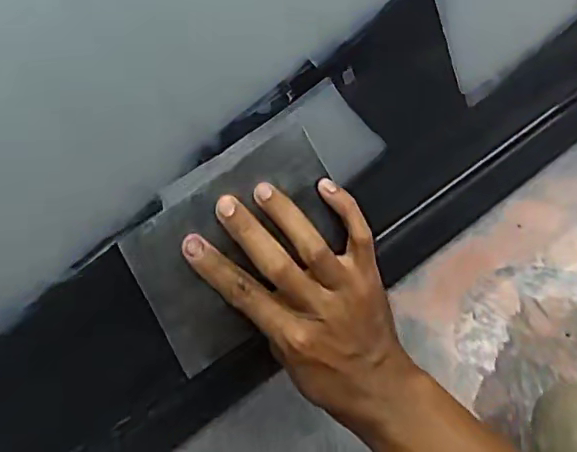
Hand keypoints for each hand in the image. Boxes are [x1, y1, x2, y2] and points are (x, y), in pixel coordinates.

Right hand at [181, 178, 515, 451]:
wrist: (386, 390)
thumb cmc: (328, 378)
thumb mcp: (287, 362)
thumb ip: (267, 319)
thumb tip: (241, 276)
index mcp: (294, 336)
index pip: (246, 296)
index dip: (215, 268)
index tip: (191, 243)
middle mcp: (320, 309)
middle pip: (279, 266)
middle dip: (249, 233)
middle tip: (225, 204)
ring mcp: (347, 288)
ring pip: (315, 247)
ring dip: (287, 216)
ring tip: (263, 190)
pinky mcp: (369, 274)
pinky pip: (359, 236)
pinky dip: (345, 209)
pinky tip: (325, 185)